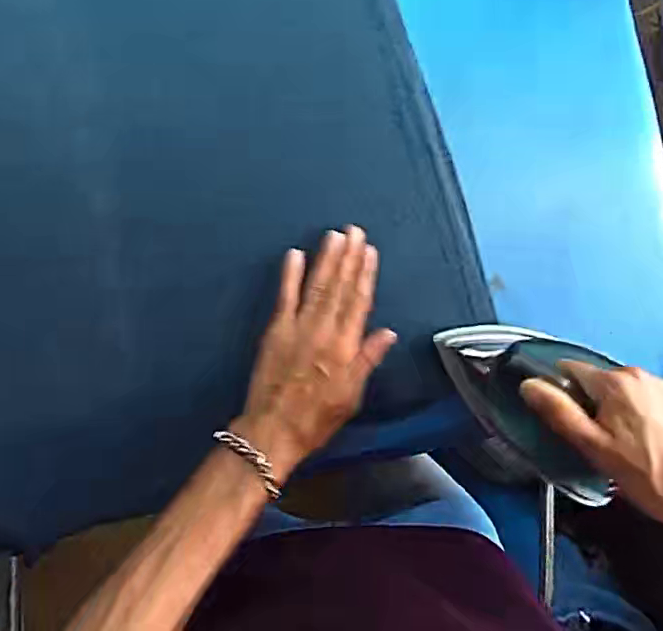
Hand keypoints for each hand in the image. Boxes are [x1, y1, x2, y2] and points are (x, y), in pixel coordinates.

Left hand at [233, 226, 397, 474]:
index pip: (358, 301)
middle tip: (354, 231)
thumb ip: (368, 359)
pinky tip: (295, 254)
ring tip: (334, 235)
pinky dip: (290, 274)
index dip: (365, 274)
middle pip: (339, 286)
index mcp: (345, 346)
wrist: (274, 430)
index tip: (369, 250)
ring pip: (317, 285)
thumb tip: (388, 332)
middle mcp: (324, 330)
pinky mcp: (276, 329)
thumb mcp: (352, 395)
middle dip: (348, 257)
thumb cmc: (317, 417)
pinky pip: (285, 296)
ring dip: (326, 259)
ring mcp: (298, 326)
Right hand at [521, 361, 662, 529]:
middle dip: (588, 402)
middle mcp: (635, 373)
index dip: (562, 392)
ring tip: (618, 442)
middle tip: (596, 438)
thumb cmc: (644, 475)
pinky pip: (636, 394)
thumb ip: (559, 411)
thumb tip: (529, 384)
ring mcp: (657, 384)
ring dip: (609, 406)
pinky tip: (638, 438)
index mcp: (614, 381)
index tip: (570, 419)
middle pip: (593, 379)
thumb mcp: (594, 447)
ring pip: (615, 387)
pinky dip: (630, 409)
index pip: (570, 369)